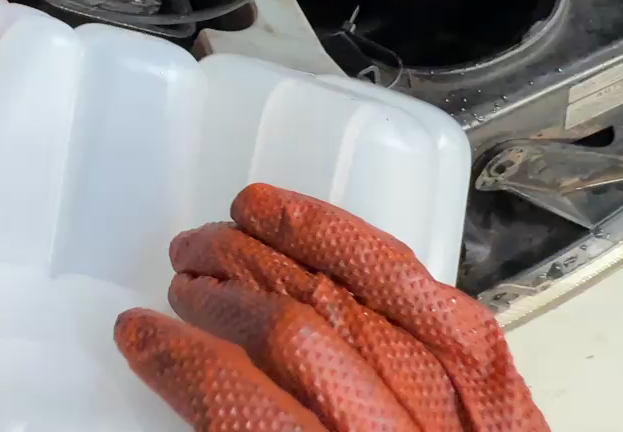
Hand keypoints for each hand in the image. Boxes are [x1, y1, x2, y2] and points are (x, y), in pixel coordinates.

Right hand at [115, 184, 546, 431]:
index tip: (136, 332)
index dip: (178, 360)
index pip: (244, 408)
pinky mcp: (487, 369)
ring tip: (205, 243)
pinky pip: (399, 276)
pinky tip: (266, 212)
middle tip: (178, 283)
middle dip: (213, 297)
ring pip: (335, 291)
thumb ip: (239, 428)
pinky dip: (327, 233)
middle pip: (290, 336)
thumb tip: (182, 372)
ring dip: (250, 252)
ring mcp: (460, 404)